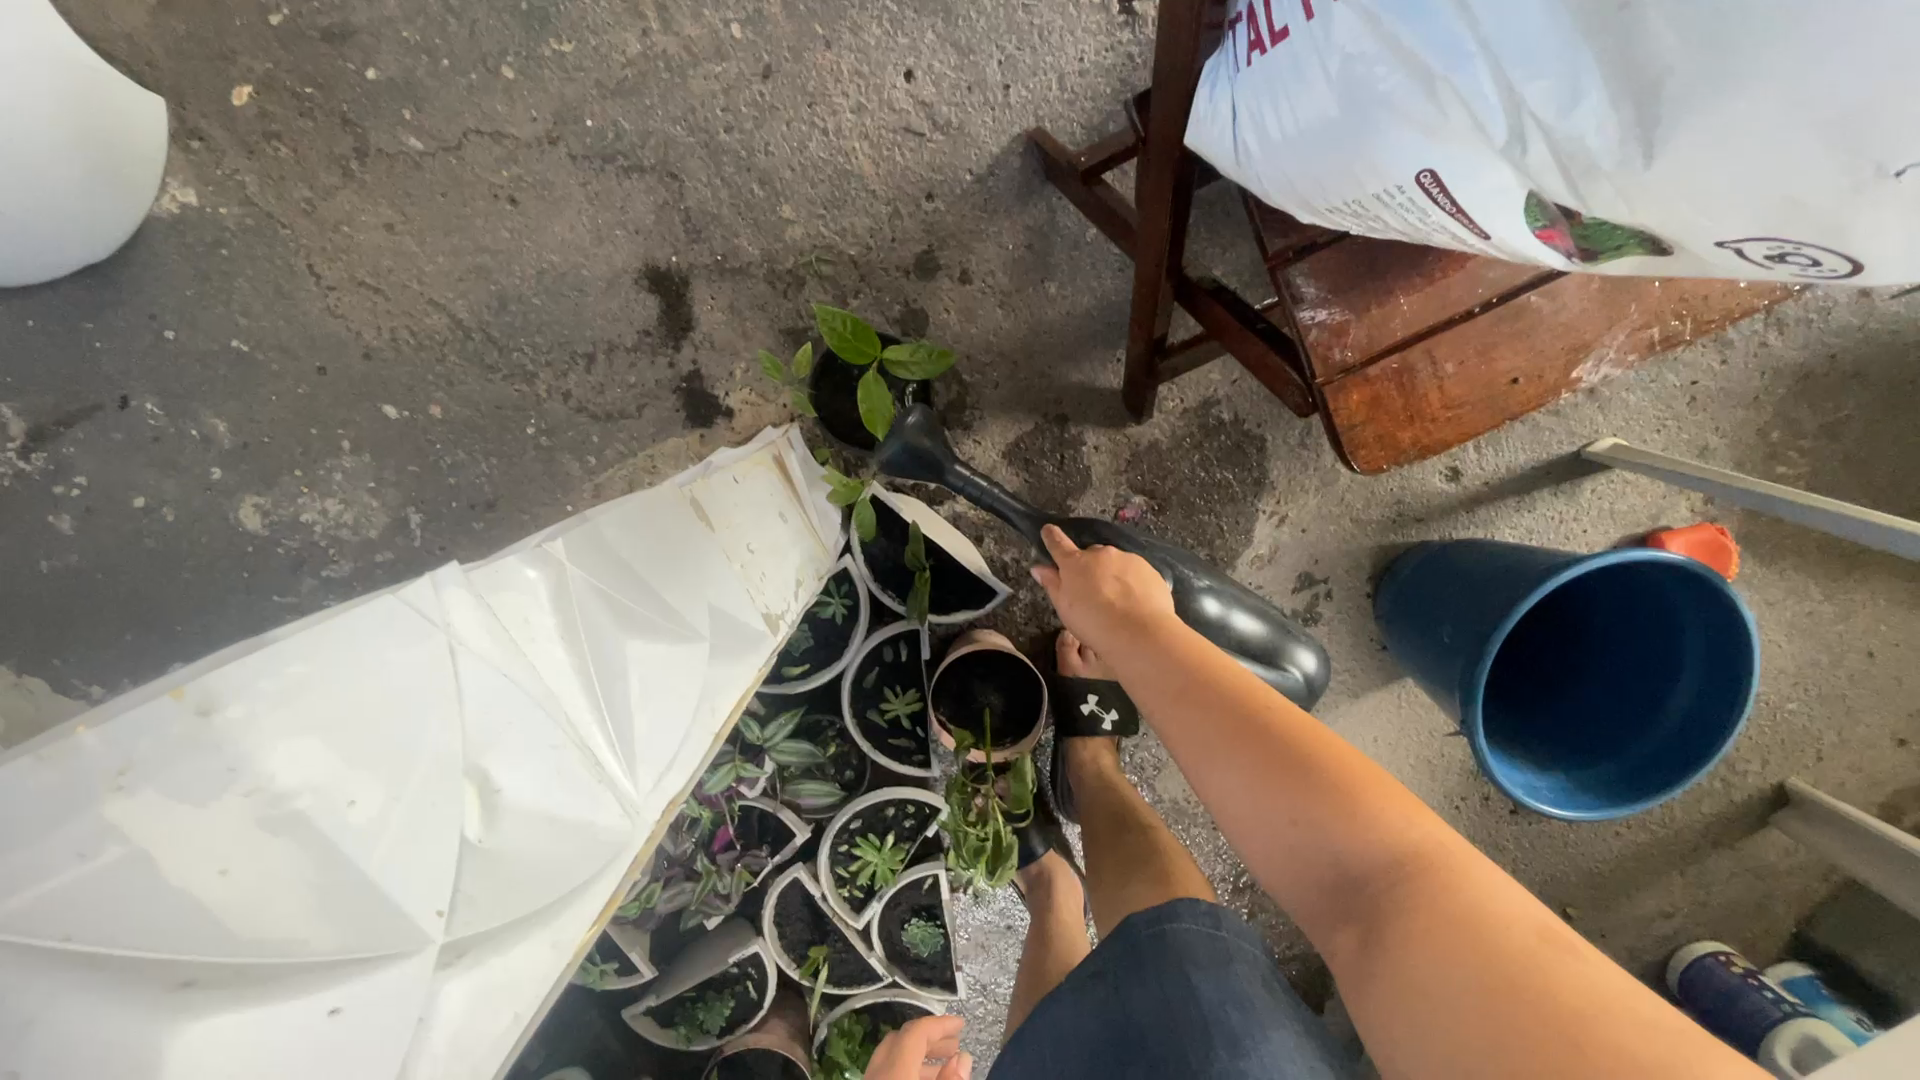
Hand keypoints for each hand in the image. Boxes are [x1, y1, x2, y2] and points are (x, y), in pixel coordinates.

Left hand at [863, 1015, 970, 1079]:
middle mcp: (875, 1073)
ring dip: (919, 1055)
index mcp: (893, 1072)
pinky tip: (924, 1079)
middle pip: (900, 1041)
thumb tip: (962, 1057)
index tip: (961, 1024)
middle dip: (930, 1038)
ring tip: (946, 1064)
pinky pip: (886, 1073)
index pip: (915, 1033)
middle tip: (955, 1043)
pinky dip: (906, 1069)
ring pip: (891, 1058)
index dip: (940, 1024)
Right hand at [1029, 524, 1175, 655]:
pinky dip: (1132, 582)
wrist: (1139, 632)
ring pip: (1115, 563)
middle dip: (1090, 568)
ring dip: (1112, 575)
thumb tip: (1038, 568)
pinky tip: (1134, 602)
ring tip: (1116, 602)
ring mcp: (1127, 559)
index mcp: (1075, 563)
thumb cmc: (1093, 623)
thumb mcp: (1064, 607)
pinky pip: (1135, 572)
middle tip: (1092, 591)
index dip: (1052, 537)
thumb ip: (1052, 584)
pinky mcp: (1148, 569)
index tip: (1048, 530)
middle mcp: (1101, 554)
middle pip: (1091, 555)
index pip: (1058, 544)